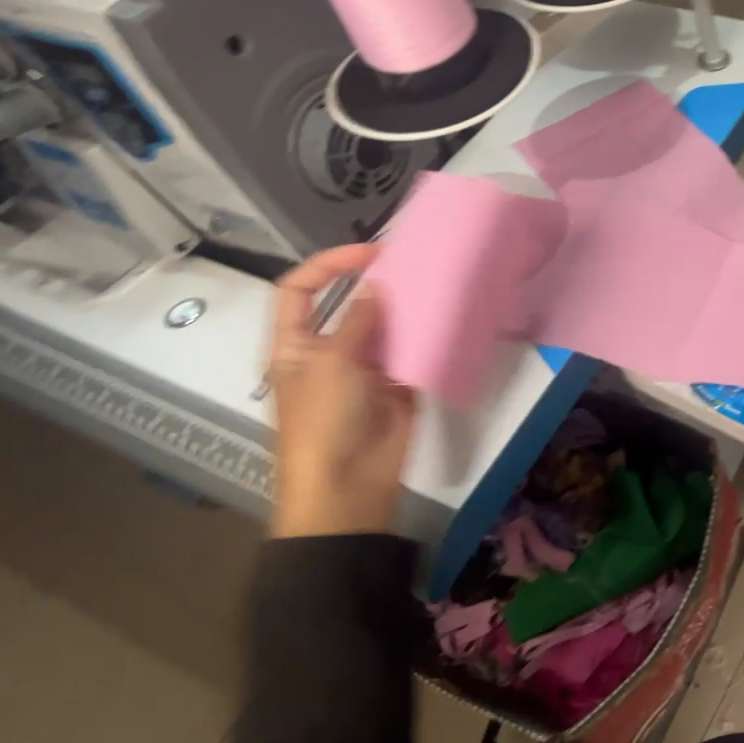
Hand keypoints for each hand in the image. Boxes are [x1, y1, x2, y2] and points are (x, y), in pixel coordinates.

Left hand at [267, 244, 416, 538]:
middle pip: (348, 305)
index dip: (328, 266)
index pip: (300, 290)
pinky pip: (413, 354)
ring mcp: (365, 370)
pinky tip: (447, 323)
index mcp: (296, 345)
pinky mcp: (398, 387)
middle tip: (415, 266)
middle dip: (376, 284)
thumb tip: (375, 286)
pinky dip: (427, 339)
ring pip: (385, 327)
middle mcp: (329, 352)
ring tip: (436, 288)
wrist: (348, 487)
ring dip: (406, 309)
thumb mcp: (332, 365)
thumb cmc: (324, 423)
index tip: (371, 255)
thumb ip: (356, 322)